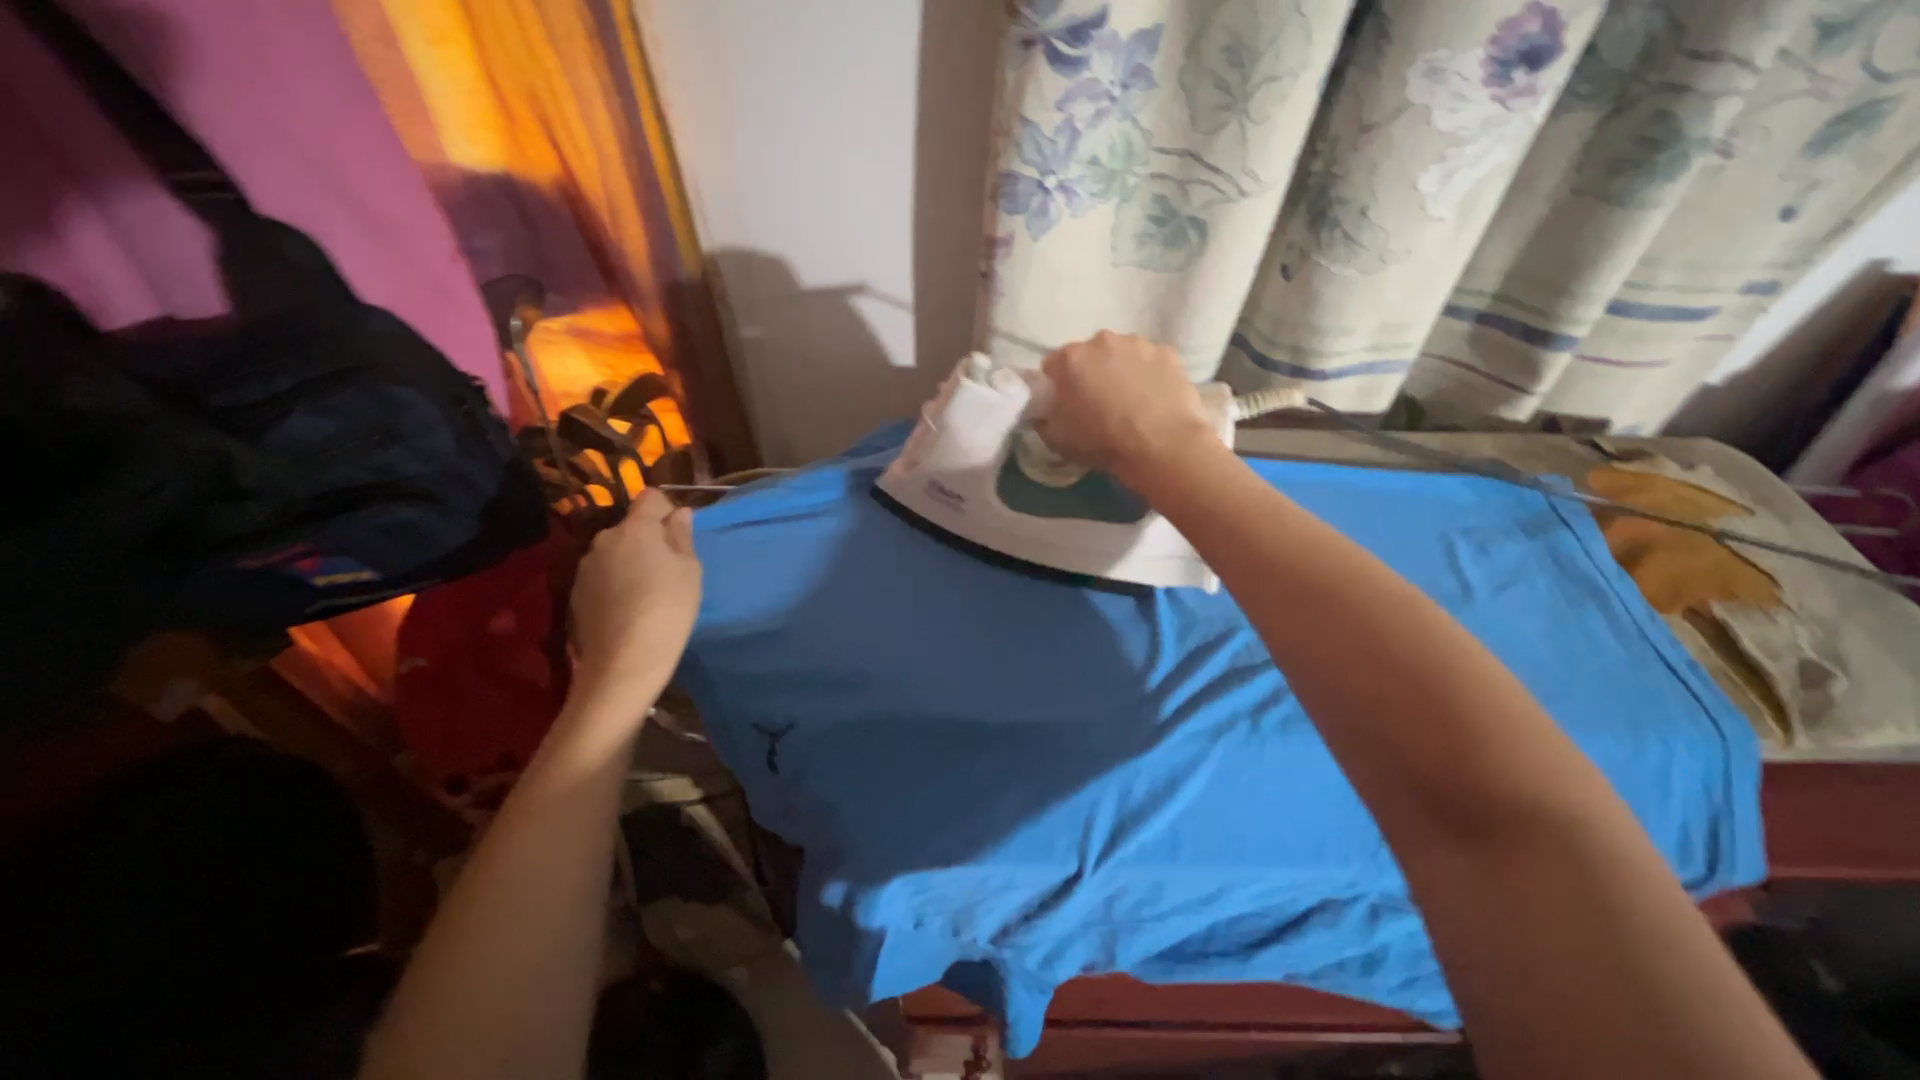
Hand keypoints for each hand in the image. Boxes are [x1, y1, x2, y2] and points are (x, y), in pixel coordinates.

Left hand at [570, 488, 701, 689]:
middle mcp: (605, 538)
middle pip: (631, 527)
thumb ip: (682, 536)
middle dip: (647, 539)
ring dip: (628, 562)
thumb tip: (679, 514)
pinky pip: (601, 575)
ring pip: (614, 552)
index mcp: (636, 528)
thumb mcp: (690, 571)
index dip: (667, 510)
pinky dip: (613, 583)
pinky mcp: (575, 591)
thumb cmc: (668, 609)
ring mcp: (586, 565)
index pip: (651, 497)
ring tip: (644, 593)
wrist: (623, 660)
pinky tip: (625, 609)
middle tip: (666, 570)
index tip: (678, 535)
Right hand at [1033, 331, 1217, 485]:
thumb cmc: (1104, 442)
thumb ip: (1042, 417)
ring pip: (1120, 354)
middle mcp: (1102, 340)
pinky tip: (1153, 399)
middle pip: (1088, 355)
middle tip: (1098, 404)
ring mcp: (1138, 343)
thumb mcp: (1056, 440)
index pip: (1052, 366)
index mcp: (1070, 359)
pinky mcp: (1167, 353)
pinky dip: (1147, 374)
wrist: (1163, 446)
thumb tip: (1043, 410)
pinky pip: (1149, 361)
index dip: (1056, 386)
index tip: (1064, 405)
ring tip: (1130, 402)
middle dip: (1089, 374)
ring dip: (1119, 371)